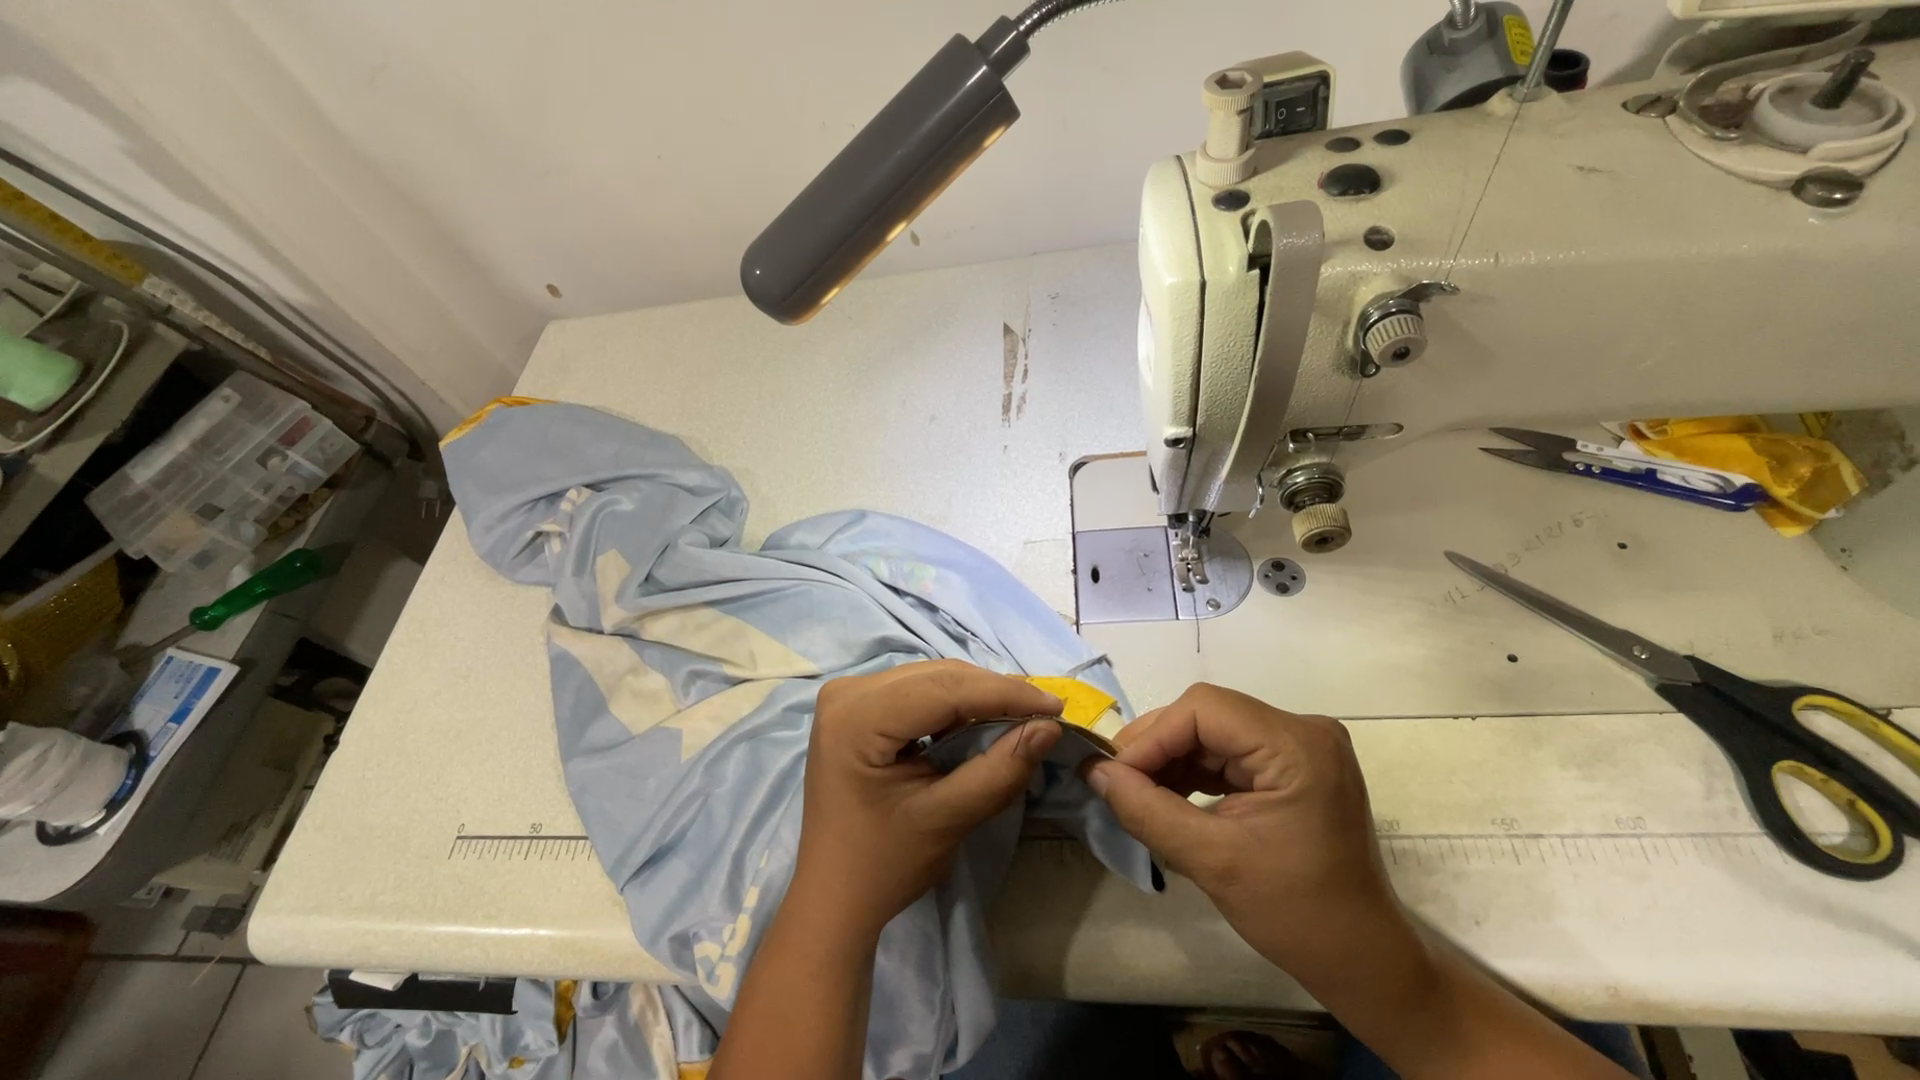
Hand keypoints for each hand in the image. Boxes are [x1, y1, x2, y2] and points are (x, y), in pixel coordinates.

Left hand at [797, 660, 1062, 936]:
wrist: (834, 895)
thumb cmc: (884, 864)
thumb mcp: (947, 819)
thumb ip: (999, 770)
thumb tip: (1049, 728)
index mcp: (856, 717)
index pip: (944, 688)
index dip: (1005, 693)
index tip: (1058, 708)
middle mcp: (848, 692)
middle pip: (938, 677)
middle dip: (995, 692)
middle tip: (1046, 714)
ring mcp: (848, 696)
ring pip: (932, 679)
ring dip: (978, 696)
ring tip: (1023, 717)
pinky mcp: (857, 707)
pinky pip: (918, 691)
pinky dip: (955, 705)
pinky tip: (984, 721)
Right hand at [1085, 683, 1417, 991]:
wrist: (1359, 957)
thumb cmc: (1295, 913)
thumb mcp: (1212, 861)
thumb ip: (1147, 810)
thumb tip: (1093, 772)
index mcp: (1297, 745)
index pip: (1204, 709)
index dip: (1152, 736)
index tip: (1113, 775)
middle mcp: (1303, 731)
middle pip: (1208, 715)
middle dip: (1157, 747)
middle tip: (1115, 783)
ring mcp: (1300, 747)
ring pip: (1213, 733)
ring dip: (1170, 760)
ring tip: (1134, 793)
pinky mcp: (1292, 767)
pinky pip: (1229, 753)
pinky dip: (1193, 772)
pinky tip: (1165, 796)